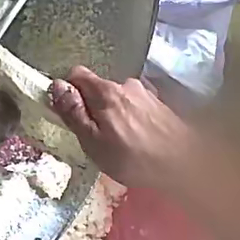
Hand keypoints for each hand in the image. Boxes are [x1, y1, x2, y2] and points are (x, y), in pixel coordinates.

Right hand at [48, 67, 197, 188]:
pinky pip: (135, 107)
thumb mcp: (92, 140)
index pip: (76, 74)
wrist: (183, 164)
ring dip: (113, 113)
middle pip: (98, 88)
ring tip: (118, 141)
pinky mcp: (160, 106)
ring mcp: (146, 94)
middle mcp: (126, 85)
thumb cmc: (131, 157)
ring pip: (118, 98)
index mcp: (105, 91)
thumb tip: (56, 85)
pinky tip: (137, 139)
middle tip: (94, 136)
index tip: (69, 114)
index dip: (68, 92)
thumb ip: (73, 112)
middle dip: (92, 106)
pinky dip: (130, 118)